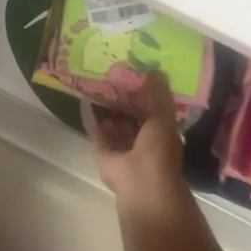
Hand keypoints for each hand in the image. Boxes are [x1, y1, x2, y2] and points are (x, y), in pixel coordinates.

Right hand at [89, 71, 188, 216]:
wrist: (140, 181)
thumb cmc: (158, 149)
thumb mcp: (163, 116)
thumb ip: (158, 94)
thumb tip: (156, 69)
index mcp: (162, 135)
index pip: (153, 113)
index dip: (146, 97)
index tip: (135, 78)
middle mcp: (144, 144)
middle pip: (132, 121)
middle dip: (125, 105)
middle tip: (113, 82)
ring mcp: (123, 152)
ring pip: (115, 130)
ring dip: (110, 115)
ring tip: (99, 91)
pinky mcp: (105, 157)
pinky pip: (98, 136)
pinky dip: (94, 123)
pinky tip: (87, 105)